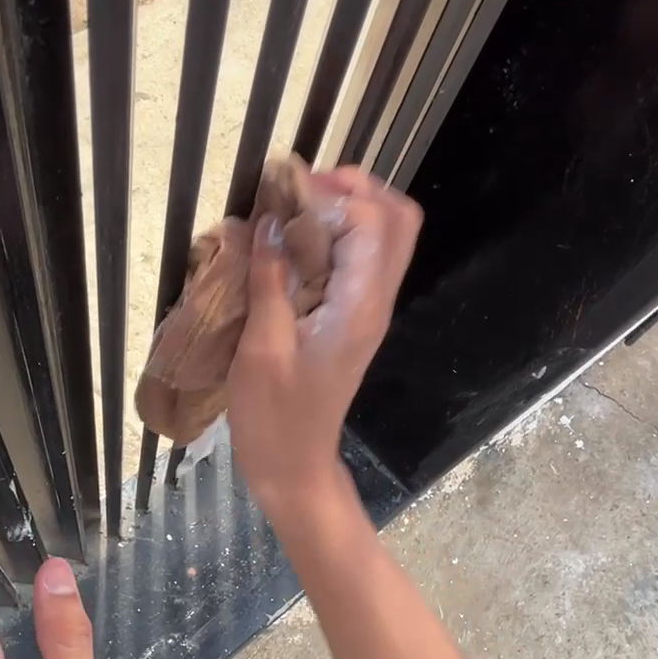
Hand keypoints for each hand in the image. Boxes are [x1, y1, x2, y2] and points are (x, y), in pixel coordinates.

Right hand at [229, 166, 421, 516]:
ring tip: (294, 213)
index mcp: (357, 307)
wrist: (294, 467)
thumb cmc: (274, 420)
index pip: (371, 220)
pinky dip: (336, 241)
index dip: (330, 194)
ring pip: (384, 238)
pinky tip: (294, 248)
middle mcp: (375, 303)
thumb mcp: (261, 350)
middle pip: (396, 219)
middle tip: (298, 193)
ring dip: (346, 212)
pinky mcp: (352, 322)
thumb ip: (269, 282)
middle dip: (352, 190)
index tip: (281, 197)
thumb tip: (267, 222)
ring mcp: (368, 312)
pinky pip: (361, 263)